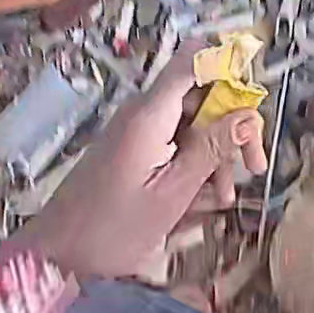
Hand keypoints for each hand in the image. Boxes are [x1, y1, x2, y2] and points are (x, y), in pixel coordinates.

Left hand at [10, 41, 266, 280]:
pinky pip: (178, 141)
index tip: (256, 89)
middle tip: (253, 166)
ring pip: (195, 121)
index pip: (193, 58)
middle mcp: (146, 110)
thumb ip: (211, 150)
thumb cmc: (111, 228)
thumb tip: (248, 115)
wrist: (57, 253)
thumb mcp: (171, 194)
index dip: (228, 61)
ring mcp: (141, 127)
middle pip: (203, 94)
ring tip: (221, 198)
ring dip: (216, 154)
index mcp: (151, 113)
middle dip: (232, 127)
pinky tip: (201, 199)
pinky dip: (195, 164)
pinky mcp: (138, 145)